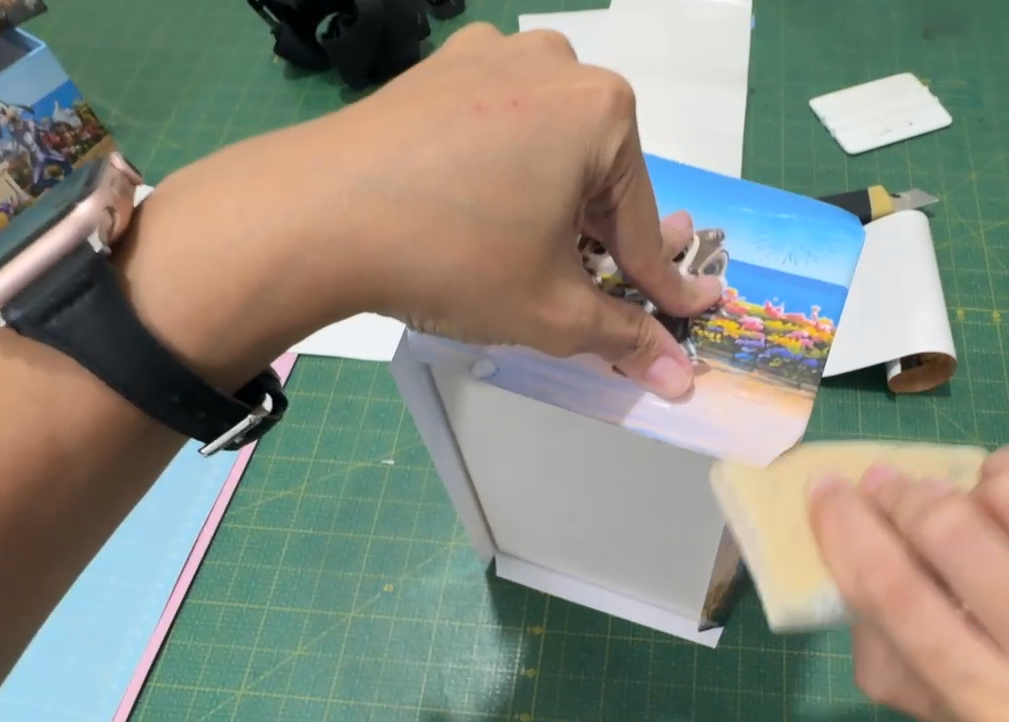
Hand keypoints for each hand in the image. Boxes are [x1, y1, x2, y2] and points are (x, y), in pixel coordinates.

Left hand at [117, 24, 722, 397]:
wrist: (315, 217)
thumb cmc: (456, 260)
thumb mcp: (554, 312)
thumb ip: (626, 339)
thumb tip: (683, 377)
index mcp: (604, 113)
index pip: (644, 227)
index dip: (664, 285)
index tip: (693, 309)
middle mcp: (558, 66)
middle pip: (601, 182)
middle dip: (601, 244)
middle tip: (592, 291)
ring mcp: (494, 57)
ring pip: (552, 153)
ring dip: (556, 209)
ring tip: (529, 255)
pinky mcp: (442, 68)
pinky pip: (502, 130)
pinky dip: (510, 176)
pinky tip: (484, 211)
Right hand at [809, 442, 1008, 721]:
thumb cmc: (998, 705)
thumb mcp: (914, 691)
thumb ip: (871, 619)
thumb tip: (850, 516)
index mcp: (993, 708)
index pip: (899, 597)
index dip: (848, 531)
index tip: (823, 488)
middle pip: (953, 533)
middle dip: (901, 497)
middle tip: (886, 489)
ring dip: (968, 486)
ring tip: (969, 512)